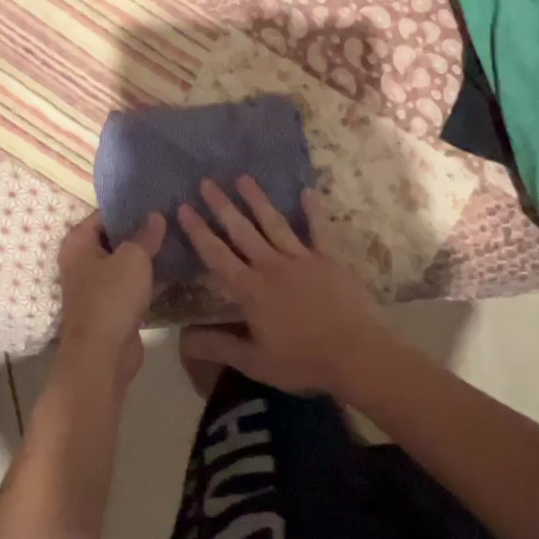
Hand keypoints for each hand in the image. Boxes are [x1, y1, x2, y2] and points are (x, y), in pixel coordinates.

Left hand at [55, 211, 164, 388]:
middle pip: (113, 237)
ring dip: (145, 255)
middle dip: (140, 230)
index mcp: (77, 242)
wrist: (103, 355)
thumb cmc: (111, 297)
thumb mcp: (133, 258)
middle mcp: (81, 261)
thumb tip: (155, 215)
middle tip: (171, 217)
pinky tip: (171, 268)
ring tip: (176, 238)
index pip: (104, 214)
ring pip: (123, 262)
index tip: (156, 199)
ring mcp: (95, 286)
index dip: (129, 206)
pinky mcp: (110, 306)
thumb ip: (145, 234)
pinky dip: (146, 277)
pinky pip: (130, 283)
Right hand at [174, 178, 386, 394]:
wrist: (356, 353)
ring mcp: (302, 259)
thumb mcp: (254, 361)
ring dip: (257, 200)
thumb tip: (182, 338)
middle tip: (206, 182)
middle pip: (242, 231)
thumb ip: (218, 346)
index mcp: (250, 290)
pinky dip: (312, 211)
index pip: (217, 256)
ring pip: (274, 224)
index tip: (183, 208)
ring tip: (243, 177)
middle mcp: (272, 266)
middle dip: (222, 206)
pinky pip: (318, 230)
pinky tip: (307, 192)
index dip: (198, 232)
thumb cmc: (303, 361)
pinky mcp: (329, 260)